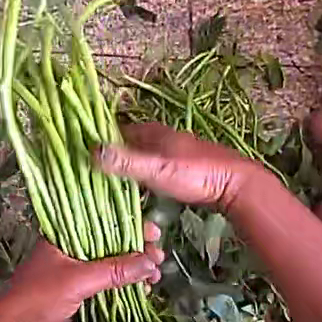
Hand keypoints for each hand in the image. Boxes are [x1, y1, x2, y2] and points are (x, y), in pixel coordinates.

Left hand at [0, 226, 163, 321]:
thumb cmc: (39, 297)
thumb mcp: (78, 280)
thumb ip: (114, 270)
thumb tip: (150, 262)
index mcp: (64, 235)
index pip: (103, 220)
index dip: (130, 224)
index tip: (154, 233)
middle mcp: (71, 247)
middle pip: (112, 242)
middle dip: (137, 249)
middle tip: (159, 257)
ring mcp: (76, 269)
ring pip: (113, 263)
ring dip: (134, 268)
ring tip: (156, 276)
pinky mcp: (80, 290)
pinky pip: (109, 281)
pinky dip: (126, 284)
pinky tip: (144, 288)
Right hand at [96, 123, 267, 211]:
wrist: (237, 185)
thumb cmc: (196, 175)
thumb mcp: (156, 170)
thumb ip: (126, 163)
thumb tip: (92, 151)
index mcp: (155, 133)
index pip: (119, 130)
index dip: (102, 139)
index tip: (85, 153)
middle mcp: (166, 137)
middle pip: (132, 143)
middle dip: (116, 155)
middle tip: (97, 173)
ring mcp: (178, 152)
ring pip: (147, 156)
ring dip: (133, 167)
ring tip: (116, 184)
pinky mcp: (188, 168)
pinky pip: (159, 169)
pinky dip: (148, 177)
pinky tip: (145, 191)